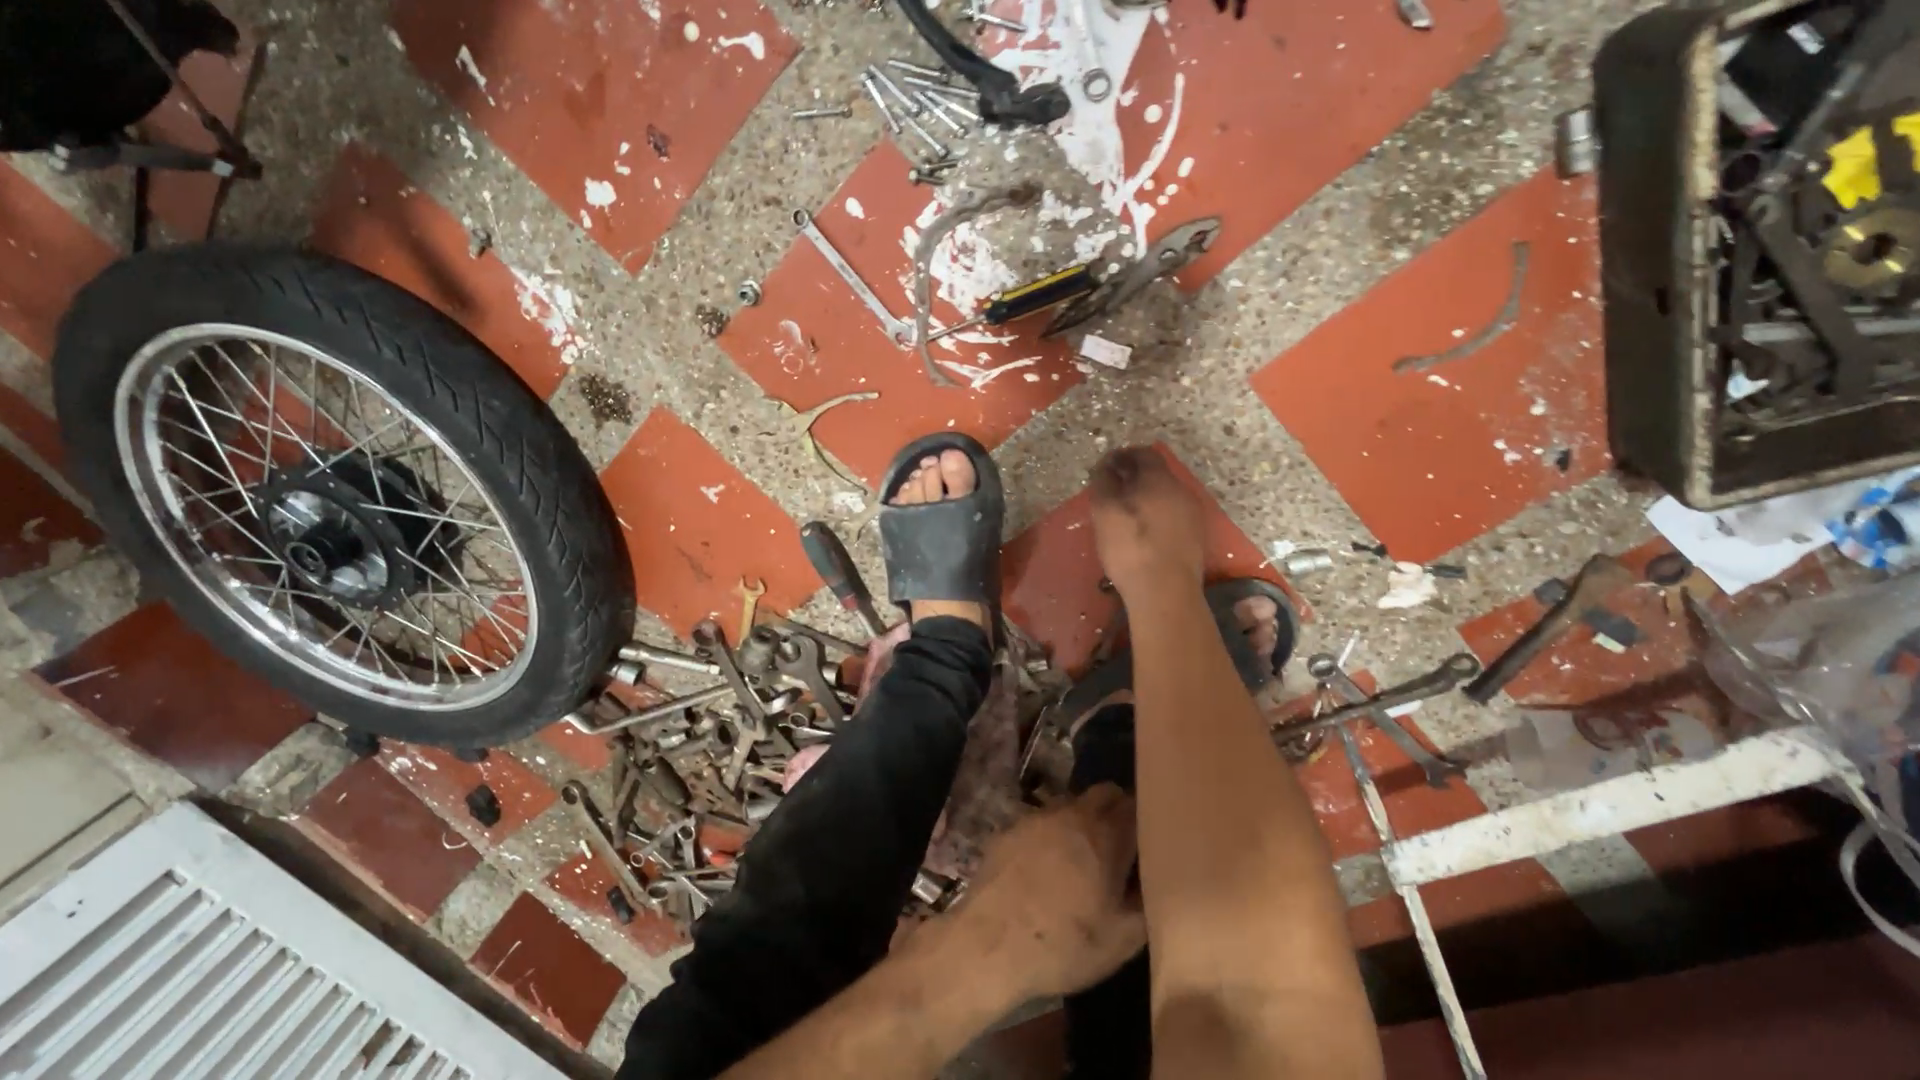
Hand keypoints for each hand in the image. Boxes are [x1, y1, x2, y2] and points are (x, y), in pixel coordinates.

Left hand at [949, 784, 1145, 999]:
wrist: (988, 946)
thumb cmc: (1064, 945)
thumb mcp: (1124, 939)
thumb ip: (1148, 901)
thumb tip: (1157, 880)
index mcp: (1107, 834)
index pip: (1138, 804)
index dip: (1148, 821)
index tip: (1152, 844)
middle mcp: (1072, 814)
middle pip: (1104, 794)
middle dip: (1118, 812)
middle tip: (1122, 849)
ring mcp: (1036, 819)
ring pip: (1071, 805)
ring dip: (1083, 822)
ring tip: (1083, 860)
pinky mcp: (1008, 831)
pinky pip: (1042, 822)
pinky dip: (1053, 836)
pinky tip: (1047, 868)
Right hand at [1088, 447, 1205, 600]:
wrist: (1166, 592)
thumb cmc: (1130, 547)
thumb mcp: (1105, 511)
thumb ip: (1103, 482)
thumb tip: (1106, 466)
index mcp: (1160, 480)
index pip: (1144, 453)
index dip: (1123, 455)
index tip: (1105, 467)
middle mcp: (1182, 492)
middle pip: (1157, 474)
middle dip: (1134, 477)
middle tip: (1111, 490)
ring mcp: (1193, 516)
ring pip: (1166, 496)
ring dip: (1146, 498)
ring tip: (1125, 514)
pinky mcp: (1196, 538)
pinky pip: (1173, 516)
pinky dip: (1156, 516)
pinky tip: (1143, 534)